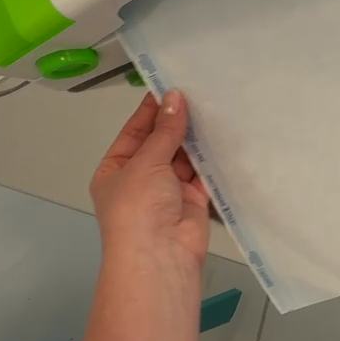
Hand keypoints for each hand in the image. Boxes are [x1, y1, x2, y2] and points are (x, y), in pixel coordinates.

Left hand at [91, 92, 211, 272]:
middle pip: (161, 143)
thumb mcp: (145, 162)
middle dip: (177, 123)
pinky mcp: (194, 200)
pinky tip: (223, 137)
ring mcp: (168, 190)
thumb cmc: (138, 208)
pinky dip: (212, 159)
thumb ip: (165, 131)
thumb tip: (175, 98)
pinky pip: (204, 174)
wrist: (160, 254)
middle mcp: (141, 178)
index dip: (151, 110)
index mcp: (116, 169)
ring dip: (195, 139)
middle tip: (199, 93)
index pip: (135, 132)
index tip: (170, 86)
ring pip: (184, 157)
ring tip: (214, 109)